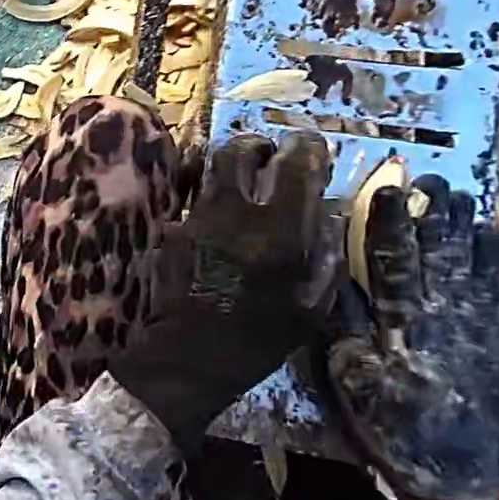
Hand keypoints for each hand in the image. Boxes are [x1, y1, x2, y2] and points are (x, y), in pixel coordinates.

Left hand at [108, 131, 341, 456]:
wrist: (190, 353)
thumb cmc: (259, 336)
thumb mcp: (312, 304)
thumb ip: (326, 253)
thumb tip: (327, 212)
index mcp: (279, 231)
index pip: (295, 165)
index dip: (307, 148)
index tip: (312, 147)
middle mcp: (233, 212)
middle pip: (240, 151)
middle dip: (259, 146)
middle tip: (269, 157)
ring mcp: (195, 216)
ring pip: (208, 163)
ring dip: (228, 159)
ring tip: (241, 174)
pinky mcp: (170, 226)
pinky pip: (186, 189)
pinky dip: (202, 183)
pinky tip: (213, 198)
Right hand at [326, 175, 498, 499]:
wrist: (451, 473)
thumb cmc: (386, 422)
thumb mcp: (347, 373)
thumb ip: (343, 320)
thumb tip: (333, 270)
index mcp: (401, 326)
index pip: (394, 263)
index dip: (390, 223)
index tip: (387, 187)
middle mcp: (444, 319)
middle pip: (439, 256)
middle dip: (433, 213)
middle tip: (428, 175)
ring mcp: (476, 329)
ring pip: (471, 266)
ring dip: (464, 226)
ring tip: (458, 191)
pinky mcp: (497, 342)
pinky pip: (496, 291)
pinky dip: (494, 259)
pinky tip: (490, 232)